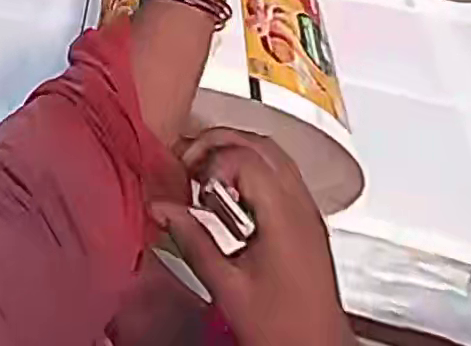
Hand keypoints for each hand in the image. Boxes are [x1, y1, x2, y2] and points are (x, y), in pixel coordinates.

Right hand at [151, 128, 348, 345]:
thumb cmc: (283, 332)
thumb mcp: (227, 288)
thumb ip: (192, 241)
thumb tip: (162, 208)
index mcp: (283, 217)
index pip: (244, 158)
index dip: (210, 162)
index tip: (191, 182)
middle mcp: (300, 206)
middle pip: (259, 144)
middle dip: (218, 143)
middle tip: (190, 161)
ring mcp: (307, 212)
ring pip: (272, 153)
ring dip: (235, 150)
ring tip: (206, 170)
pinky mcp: (307, 221)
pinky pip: (280, 171)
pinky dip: (251, 165)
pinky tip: (231, 188)